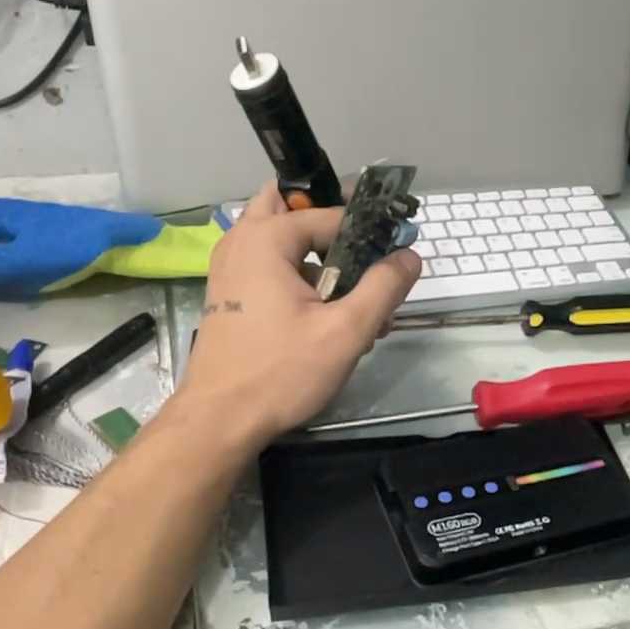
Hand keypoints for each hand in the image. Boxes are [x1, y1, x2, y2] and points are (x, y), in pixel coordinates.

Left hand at [174, 182, 422, 447]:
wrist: (219, 419)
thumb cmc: (281, 373)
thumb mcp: (345, 332)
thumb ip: (383, 288)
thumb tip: (409, 256)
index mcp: (266, 238)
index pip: (331, 214)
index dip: (370, 233)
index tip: (396, 257)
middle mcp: (241, 241)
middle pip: (295, 209)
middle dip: (334, 229)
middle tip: (365, 256)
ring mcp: (230, 268)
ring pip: (283, 242)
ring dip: (321, 259)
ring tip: (354, 300)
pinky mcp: (230, 294)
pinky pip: (270, 268)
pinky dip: (300, 279)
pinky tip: (327, 320)